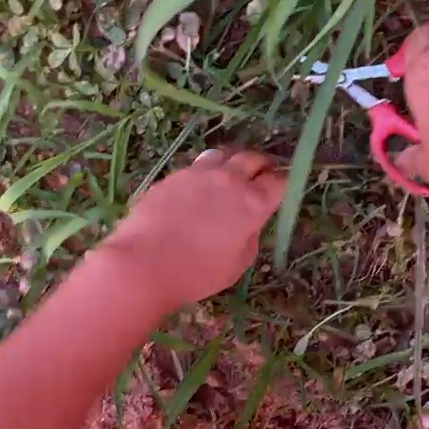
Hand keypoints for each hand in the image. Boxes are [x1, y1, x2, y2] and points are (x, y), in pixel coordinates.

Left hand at [97, 148, 283, 308]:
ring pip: (222, 155)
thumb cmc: (196, 274)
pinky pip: (195, 168)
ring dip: (231, 162)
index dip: (284, 183)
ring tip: (229, 174)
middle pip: (252, 158)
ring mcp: (197, 174)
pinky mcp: (172, 177)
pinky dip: (203, 174)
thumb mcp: (237, 264)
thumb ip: (250, 237)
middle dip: (262, 164)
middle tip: (263, 173)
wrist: (144, 265)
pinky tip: (197, 190)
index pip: (279, 181)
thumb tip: (250, 223)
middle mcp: (228, 180)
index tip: (283, 188)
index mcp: (251, 203)